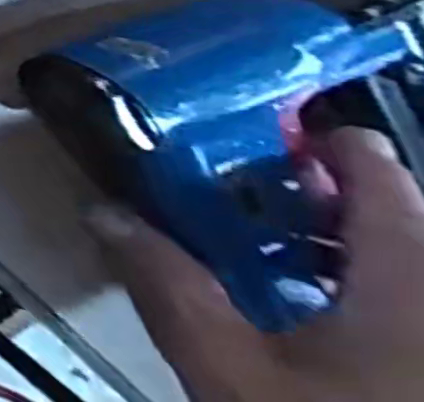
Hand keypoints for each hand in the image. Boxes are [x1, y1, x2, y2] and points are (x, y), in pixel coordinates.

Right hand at [90, 128, 423, 401]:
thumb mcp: (227, 370)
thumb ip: (167, 284)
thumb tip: (103, 212)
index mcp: (410, 297)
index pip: (390, 195)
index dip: (350, 153)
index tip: (300, 126)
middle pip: (410, 235)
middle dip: (341, 202)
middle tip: (271, 188)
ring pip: (410, 275)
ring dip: (357, 251)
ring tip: (292, 247)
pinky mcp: (419, 368)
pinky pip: (407, 314)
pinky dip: (373, 298)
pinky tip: (326, 318)